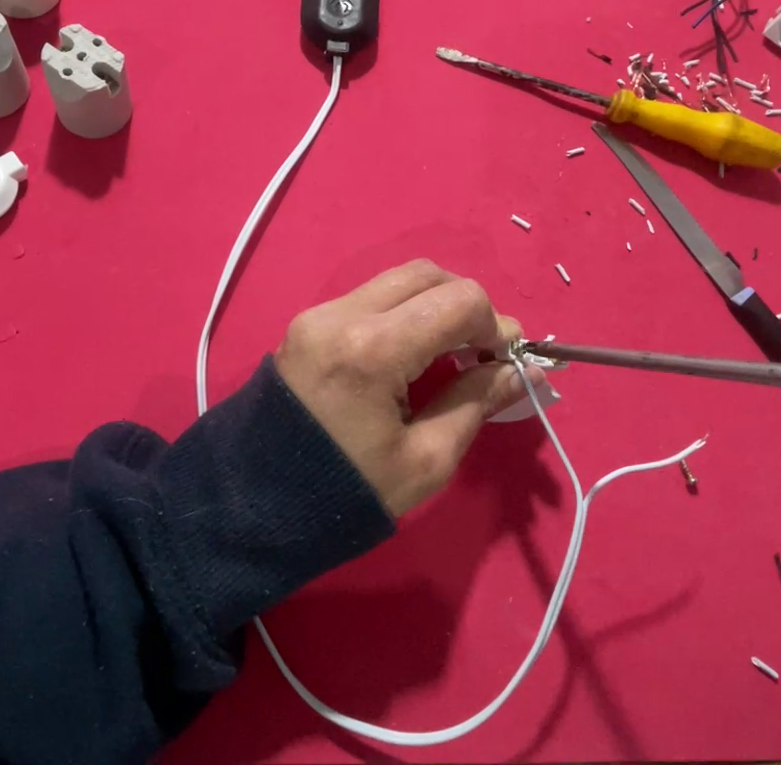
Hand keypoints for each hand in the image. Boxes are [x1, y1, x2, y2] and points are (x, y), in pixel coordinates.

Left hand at [274, 260, 533, 516]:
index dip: (498, 326)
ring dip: (434, 306)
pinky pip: (369, 298)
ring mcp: (318, 314)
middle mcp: (342, 314)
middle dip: (467, 306)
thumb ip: (477, 401)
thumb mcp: (426, 460)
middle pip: (427, 274)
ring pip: (396, 280)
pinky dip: (403, 314)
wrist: (255, 506)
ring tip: (450, 356)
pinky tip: (412, 357)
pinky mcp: (307, 323)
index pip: (459, 300)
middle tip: (481, 354)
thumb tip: (525, 370)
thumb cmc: (348, 493)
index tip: (505, 363)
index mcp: (373, 349)